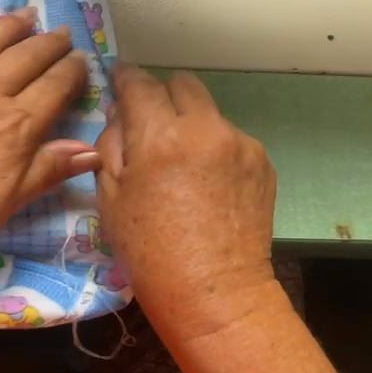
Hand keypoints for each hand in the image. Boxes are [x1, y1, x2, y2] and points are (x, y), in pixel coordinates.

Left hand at [0, 10, 95, 282]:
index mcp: (14, 127)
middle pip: (25, 58)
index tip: (81, 61)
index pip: (54, 88)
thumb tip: (92, 149)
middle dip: (49, 43)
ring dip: (11, 26)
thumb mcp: (2, 206)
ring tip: (28, 15)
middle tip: (62, 33)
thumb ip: (46, 171)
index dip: (72, 72)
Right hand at [95, 65, 279, 342]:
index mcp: (160, 136)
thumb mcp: (109, 199)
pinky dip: (214, 149)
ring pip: (208, 111)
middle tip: (151, 127)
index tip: (119, 80)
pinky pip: (230, 139)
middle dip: (162, 97)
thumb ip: (110, 144)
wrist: (214, 294)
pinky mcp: (262, 161)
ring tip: (183, 167)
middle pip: (182, 84)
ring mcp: (240, 143)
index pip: (139, 83)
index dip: (125, 78)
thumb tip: (121, 114)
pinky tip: (208, 187)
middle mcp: (205, 128)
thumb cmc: (149, 252)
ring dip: (190, 125)